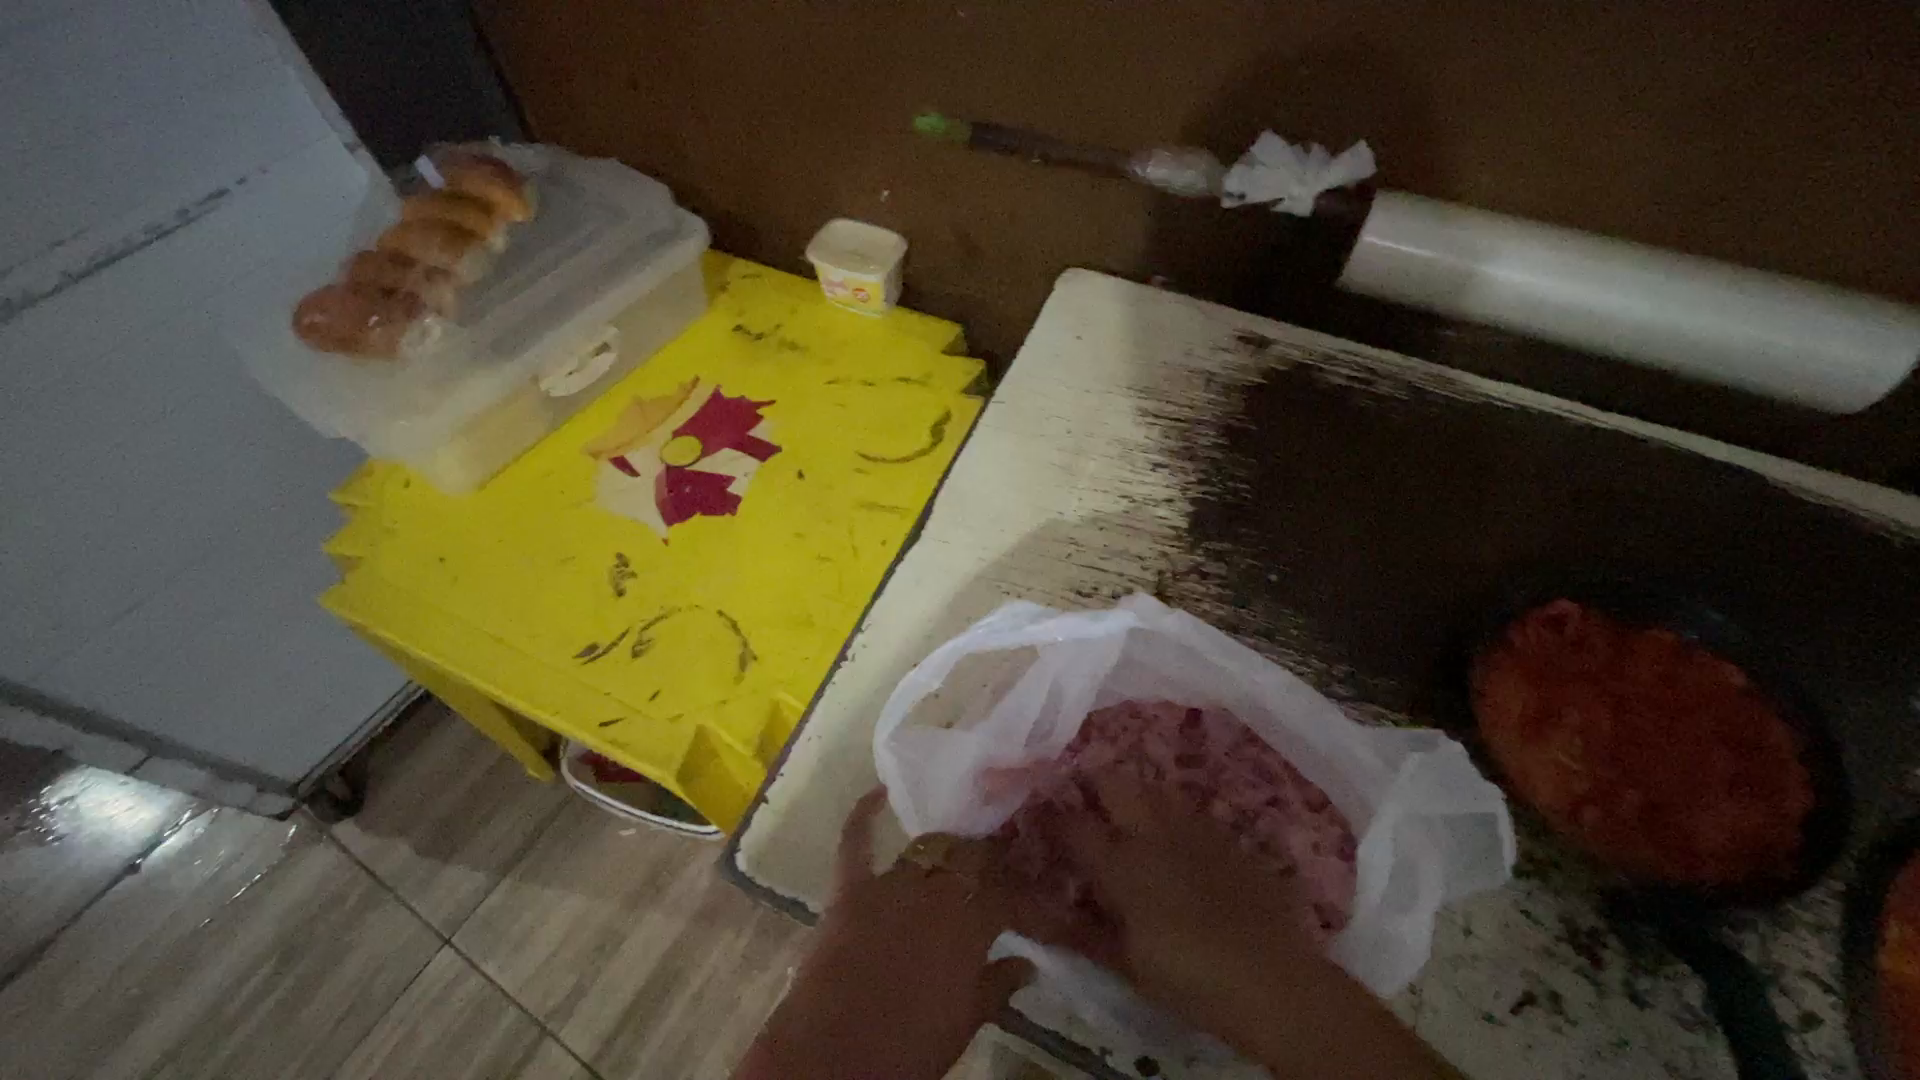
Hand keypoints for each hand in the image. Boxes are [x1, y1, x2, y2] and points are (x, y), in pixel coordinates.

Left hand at [733, 789, 1033, 1079]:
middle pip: (972, 857)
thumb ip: (997, 985)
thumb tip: (1028, 963)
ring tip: (962, 847)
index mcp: (969, 924)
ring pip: (927, 849)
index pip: (1011, 895)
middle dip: (992, 858)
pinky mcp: (849, 889)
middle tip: (1005, 861)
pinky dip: (863, 814)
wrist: (831, 1058)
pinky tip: (877, 792)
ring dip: (947, 848)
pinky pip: (856, 843)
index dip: (1030, 896)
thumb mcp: (964, 1022)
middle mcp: (934, 891)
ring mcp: (889, 885)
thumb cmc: (908, 1048)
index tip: (1046, 896)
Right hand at [1047, 768, 1321, 1034]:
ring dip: (1136, 795)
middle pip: (1114, 781)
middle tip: (1085, 799)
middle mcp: (1153, 832)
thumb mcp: (1126, 964)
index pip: (1073, 825)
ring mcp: (1195, 829)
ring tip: (1130, 816)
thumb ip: (1083, 932)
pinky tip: (1179, 844)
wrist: (1273, 979)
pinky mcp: (1229, 838)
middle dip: (1093, 782)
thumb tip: (1044, 913)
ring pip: (1155, 789)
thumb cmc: (1188, 977)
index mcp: (1120, 863)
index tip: (1041, 816)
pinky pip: (1192, 813)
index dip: (1051, 817)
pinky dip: (1175, 819)